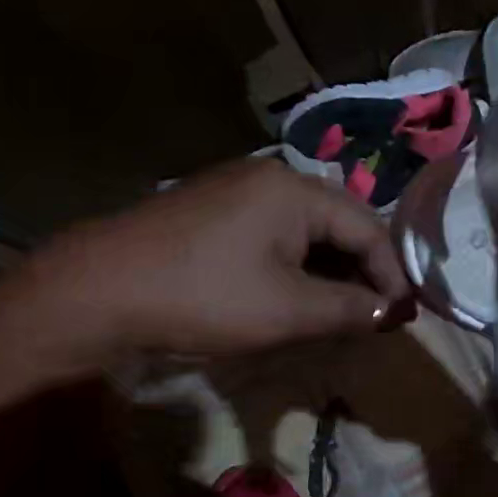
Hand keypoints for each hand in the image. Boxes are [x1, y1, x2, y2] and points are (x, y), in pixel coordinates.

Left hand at [0, 158, 411, 496]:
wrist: (98, 292)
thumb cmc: (203, 298)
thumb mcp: (287, 310)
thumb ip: (348, 308)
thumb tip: (390, 310)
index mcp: (294, 189)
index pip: (368, 226)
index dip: (391, 275)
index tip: (400, 319)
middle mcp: (267, 177)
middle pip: (337, 223)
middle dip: (359, 273)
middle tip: (370, 319)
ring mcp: (233, 191)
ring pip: (303, 232)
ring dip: (326, 273)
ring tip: (335, 315)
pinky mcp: (208, 213)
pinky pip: (270, 237)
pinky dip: (292, 268)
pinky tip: (290, 298)